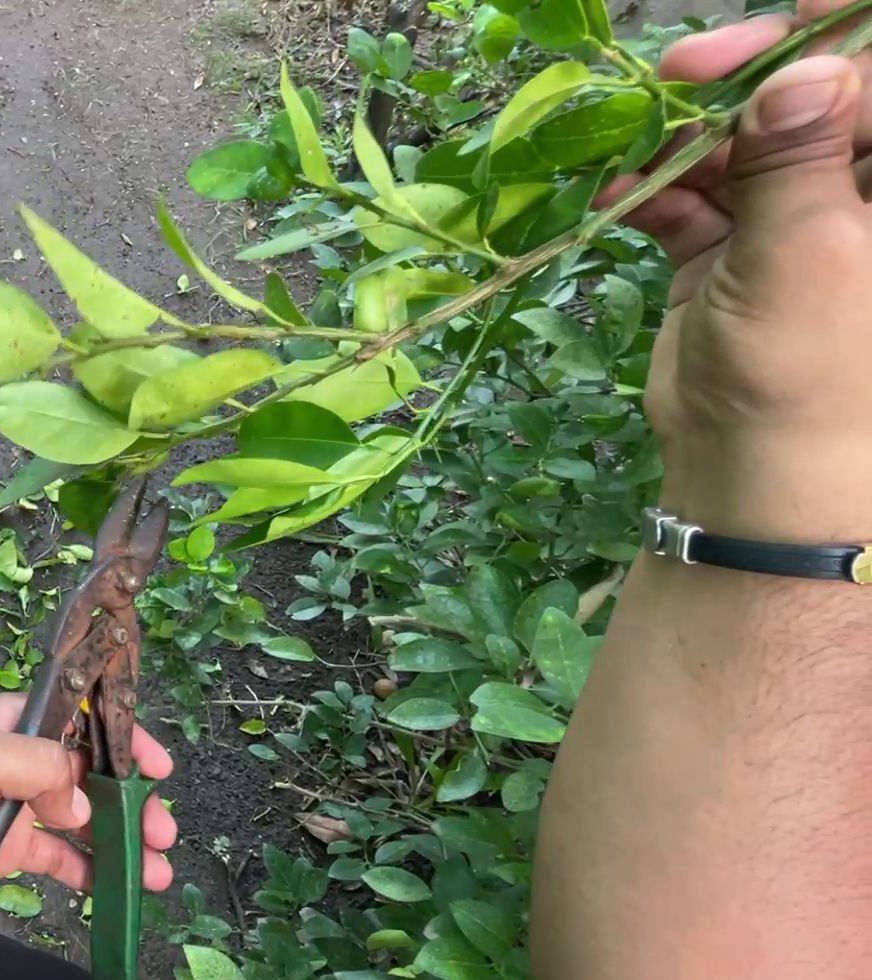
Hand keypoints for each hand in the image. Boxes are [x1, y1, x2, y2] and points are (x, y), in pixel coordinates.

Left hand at [0, 694, 177, 926]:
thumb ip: (32, 764)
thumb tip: (80, 799)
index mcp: (11, 726)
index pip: (79, 717)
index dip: (123, 736)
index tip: (157, 766)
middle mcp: (20, 761)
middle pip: (92, 771)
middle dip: (132, 798)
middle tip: (162, 831)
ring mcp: (18, 806)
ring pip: (85, 816)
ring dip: (123, 838)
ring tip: (157, 868)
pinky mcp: (13, 848)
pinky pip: (64, 856)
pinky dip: (92, 870)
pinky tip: (115, 889)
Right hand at [605, 1, 871, 539]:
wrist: (753, 454)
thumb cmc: (809, 361)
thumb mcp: (806, 254)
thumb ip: (800, 161)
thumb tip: (799, 71)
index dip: (830, 40)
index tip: (754, 44)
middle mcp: (862, 184)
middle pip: (812, 97)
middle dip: (745, 81)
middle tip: (675, 75)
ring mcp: (796, 216)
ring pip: (743, 147)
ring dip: (683, 145)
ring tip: (630, 154)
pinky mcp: (732, 251)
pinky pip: (693, 204)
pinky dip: (653, 198)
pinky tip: (616, 197)